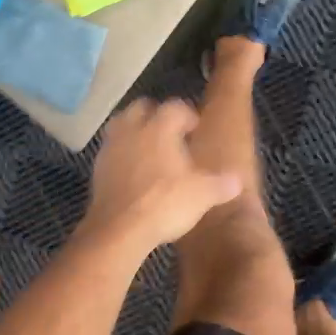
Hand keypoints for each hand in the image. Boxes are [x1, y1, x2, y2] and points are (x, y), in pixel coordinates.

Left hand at [80, 98, 241, 254]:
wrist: (119, 228)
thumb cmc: (165, 203)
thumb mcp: (202, 195)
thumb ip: (221, 184)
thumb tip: (237, 180)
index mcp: (160, 126)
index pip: (176, 106)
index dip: (188, 115)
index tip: (195, 128)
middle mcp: (134, 126)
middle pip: (144, 107)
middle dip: (157, 115)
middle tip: (171, 134)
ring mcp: (113, 144)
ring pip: (123, 123)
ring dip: (135, 129)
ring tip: (149, 148)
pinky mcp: (98, 164)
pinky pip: (112, 147)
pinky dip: (123, 151)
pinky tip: (132, 169)